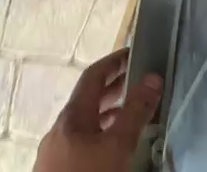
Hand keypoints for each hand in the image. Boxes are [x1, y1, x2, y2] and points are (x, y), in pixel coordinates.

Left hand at [36, 49, 162, 171]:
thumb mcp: (117, 146)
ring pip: (83, 123)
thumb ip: (135, 111)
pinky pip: (80, 143)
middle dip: (113, 88)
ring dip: (107, 113)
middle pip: (86, 100)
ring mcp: (54, 154)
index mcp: (71, 116)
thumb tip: (152, 76)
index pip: (92, 76)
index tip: (134, 51)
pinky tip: (113, 149)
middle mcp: (59, 131)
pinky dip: (99, 135)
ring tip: (131, 114)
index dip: (114, 61)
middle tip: (139, 80)